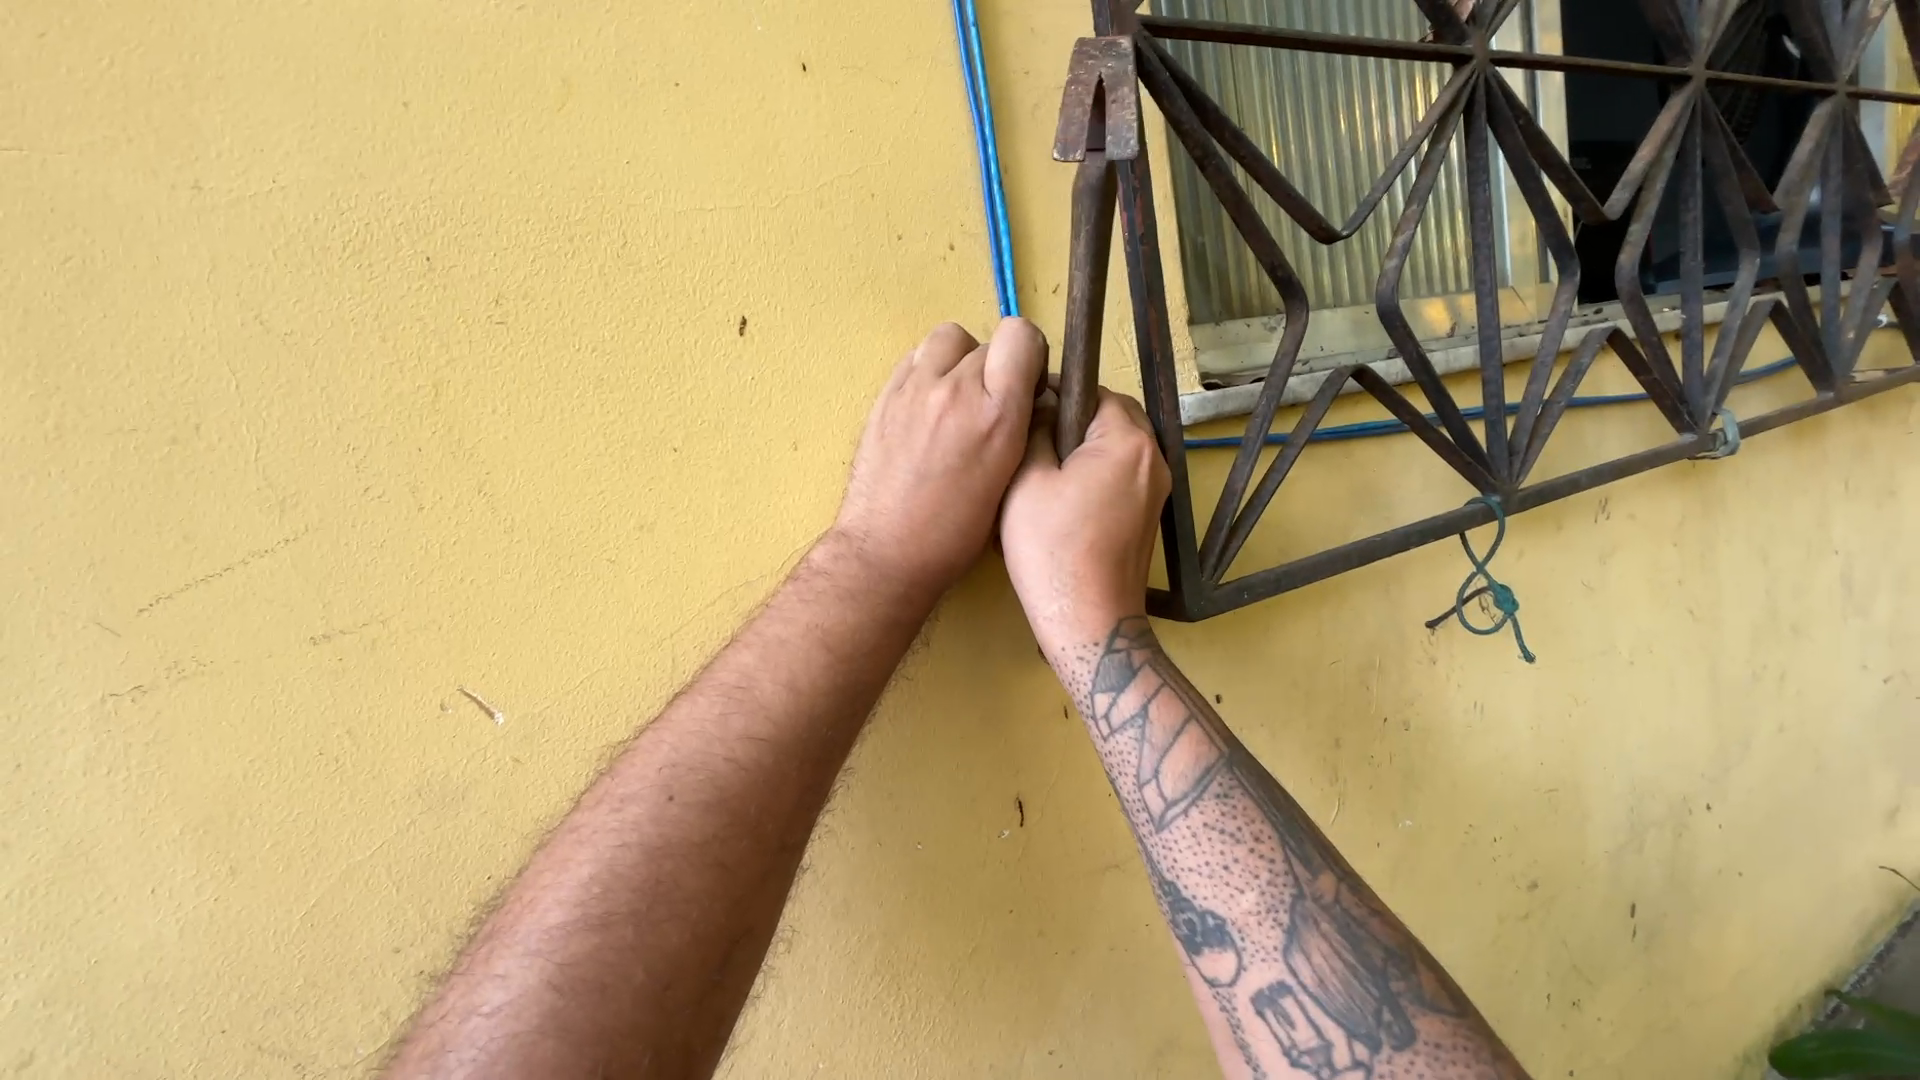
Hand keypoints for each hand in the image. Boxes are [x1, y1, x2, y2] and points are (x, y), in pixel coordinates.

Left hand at [833, 319, 1047, 598]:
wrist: (886, 551)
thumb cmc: (955, 532)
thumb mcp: (1009, 479)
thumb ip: (1021, 426)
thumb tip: (1025, 397)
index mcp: (996, 414)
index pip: (1021, 335)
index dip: (1028, 355)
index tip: (1025, 384)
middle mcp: (955, 390)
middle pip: (987, 340)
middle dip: (996, 367)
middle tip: (988, 406)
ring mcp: (913, 388)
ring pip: (948, 338)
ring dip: (959, 359)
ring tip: (956, 398)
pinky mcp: (884, 396)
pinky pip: (916, 358)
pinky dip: (929, 372)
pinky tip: (928, 407)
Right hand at [1000, 387, 1170, 650]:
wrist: (1088, 620)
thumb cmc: (1052, 549)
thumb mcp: (1026, 480)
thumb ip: (1035, 431)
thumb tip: (1041, 408)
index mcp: (1128, 441)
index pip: (1094, 391)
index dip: (1057, 393)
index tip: (1024, 409)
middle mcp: (1154, 459)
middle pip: (1115, 416)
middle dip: (1074, 418)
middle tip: (1032, 438)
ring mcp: (1157, 491)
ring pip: (1120, 447)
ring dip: (1087, 446)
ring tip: (1044, 467)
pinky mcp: (1150, 517)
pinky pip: (1124, 475)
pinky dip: (1098, 472)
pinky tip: (1064, 495)